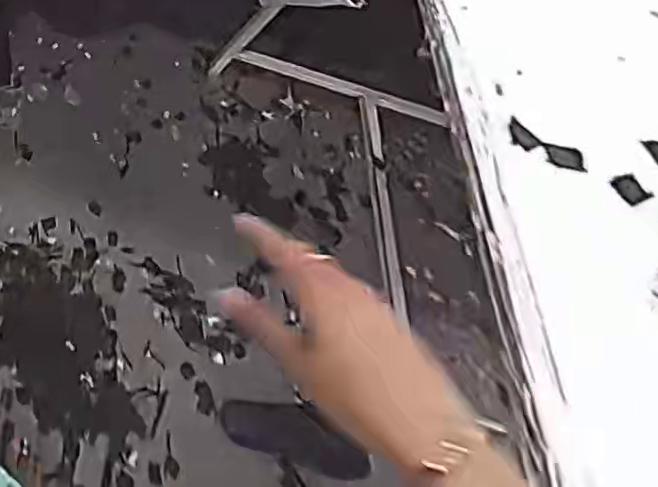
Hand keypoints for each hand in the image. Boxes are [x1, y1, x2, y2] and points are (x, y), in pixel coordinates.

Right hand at [214, 216, 486, 480]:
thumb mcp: (295, 361)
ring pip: (334, 274)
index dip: (257, 231)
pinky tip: (333, 314)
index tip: (242, 223)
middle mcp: (349, 290)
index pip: (281, 248)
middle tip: (264, 247)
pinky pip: (356, 292)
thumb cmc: (363, 401)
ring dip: (310, 270)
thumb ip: (257, 322)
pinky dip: (335, 291)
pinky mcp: (394, 322)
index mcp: (320, 291)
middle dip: (284, 249)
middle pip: (310, 256)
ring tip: (294, 281)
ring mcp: (376, 305)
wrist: (431, 435)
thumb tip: (226, 295)